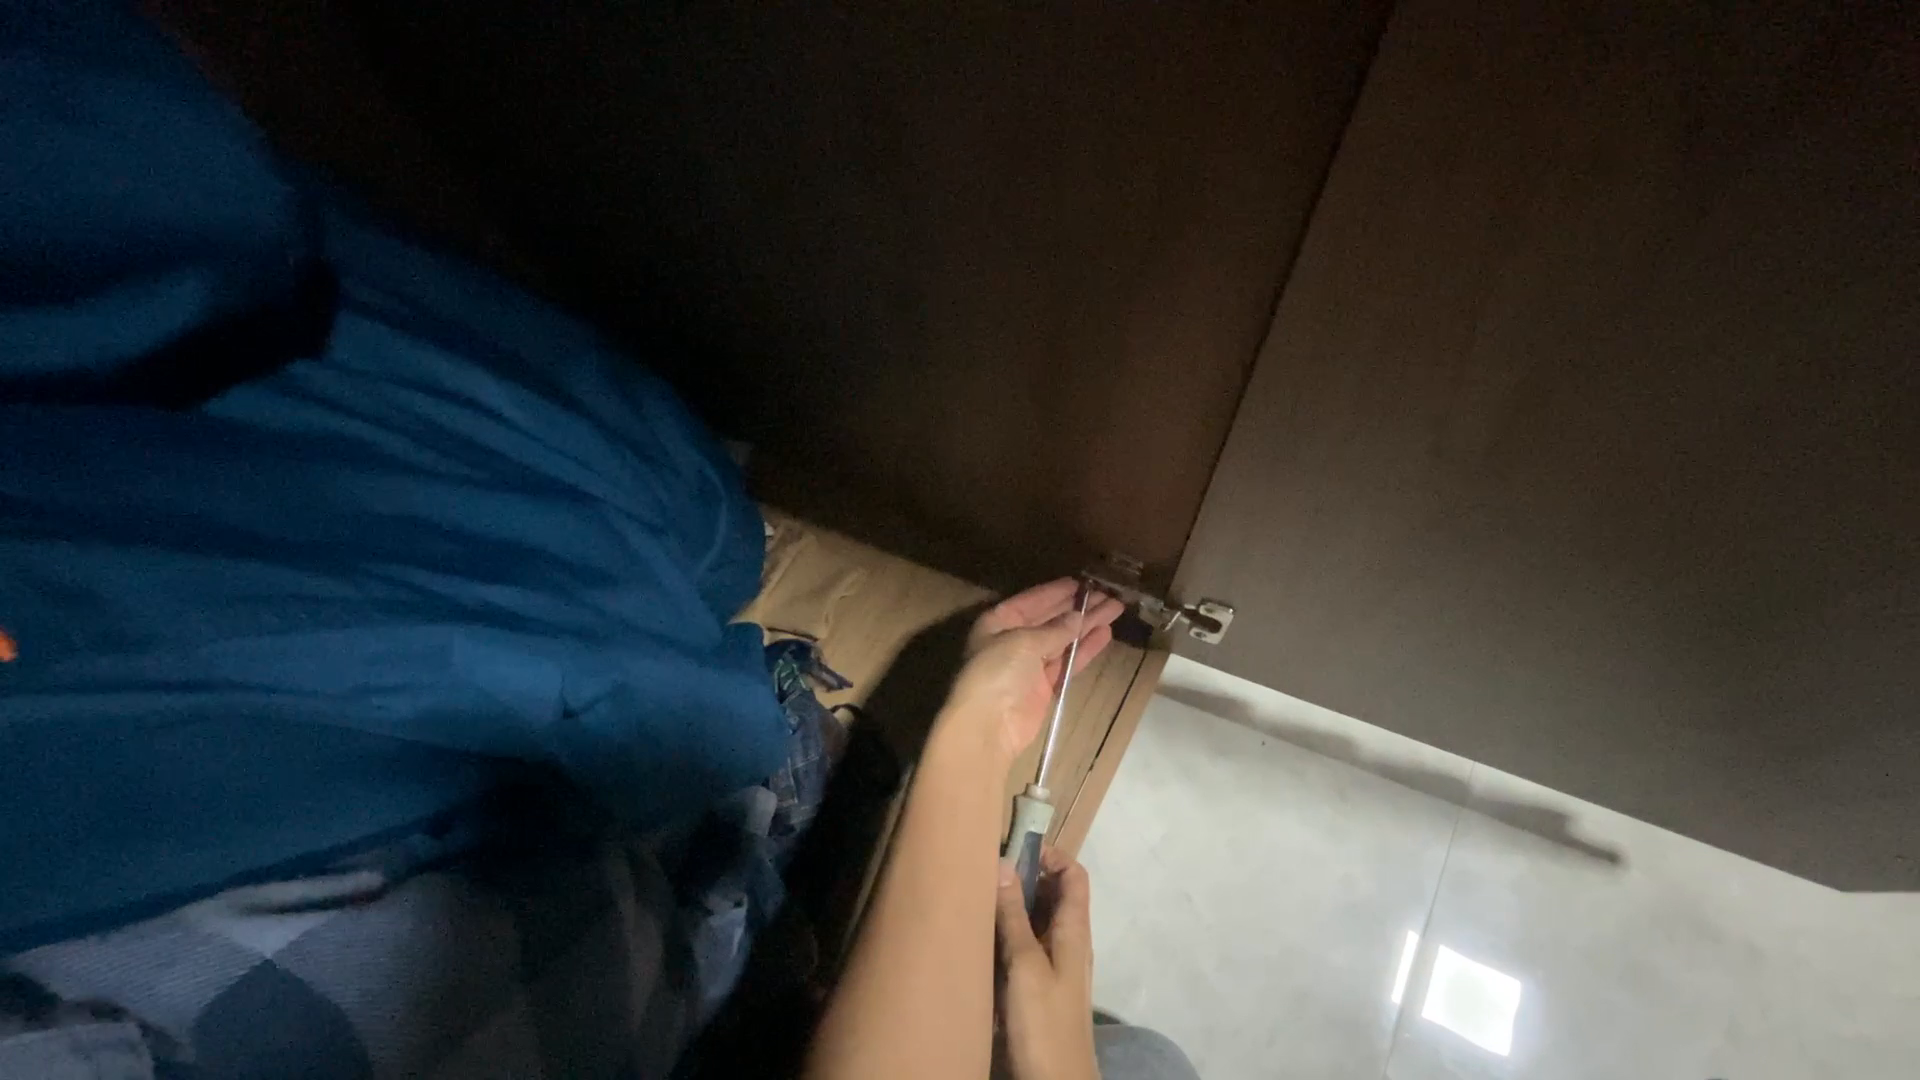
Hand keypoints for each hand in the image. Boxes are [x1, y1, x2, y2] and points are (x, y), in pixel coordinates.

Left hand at [945, 579, 1124, 762]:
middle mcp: (1012, 640)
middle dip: (1078, 607)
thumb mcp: (1023, 641)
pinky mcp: (1044, 687)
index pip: (1031, 601)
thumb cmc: (997, 672)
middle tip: (1108, 595)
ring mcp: (1029, 665)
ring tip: (1115, 609)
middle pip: (1050, 619)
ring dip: (1088, 625)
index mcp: (998, 622)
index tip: (1082, 583)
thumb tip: (1079, 617)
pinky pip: (1068, 662)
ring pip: (1063, 639)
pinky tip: (1105, 634)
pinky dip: (1085, 649)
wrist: (988, 725)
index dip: (1056, 592)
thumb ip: (1054, 629)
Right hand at [996, 848, 1098, 1079]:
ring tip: (979, 897)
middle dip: (1024, 877)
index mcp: (1074, 929)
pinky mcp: (1039, 987)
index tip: (1016, 848)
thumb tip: (1003, 862)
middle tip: (987, 870)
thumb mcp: (1025, 964)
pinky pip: (1026, 945)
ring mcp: (1055, 965)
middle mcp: (1068, 941)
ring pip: (1037, 920)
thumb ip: (1014, 916)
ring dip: (1013, 905)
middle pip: (1053, 894)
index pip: (1074, 875)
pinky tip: (982, 936)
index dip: (1051, 855)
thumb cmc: (1045, 1022)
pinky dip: (1008, 933)